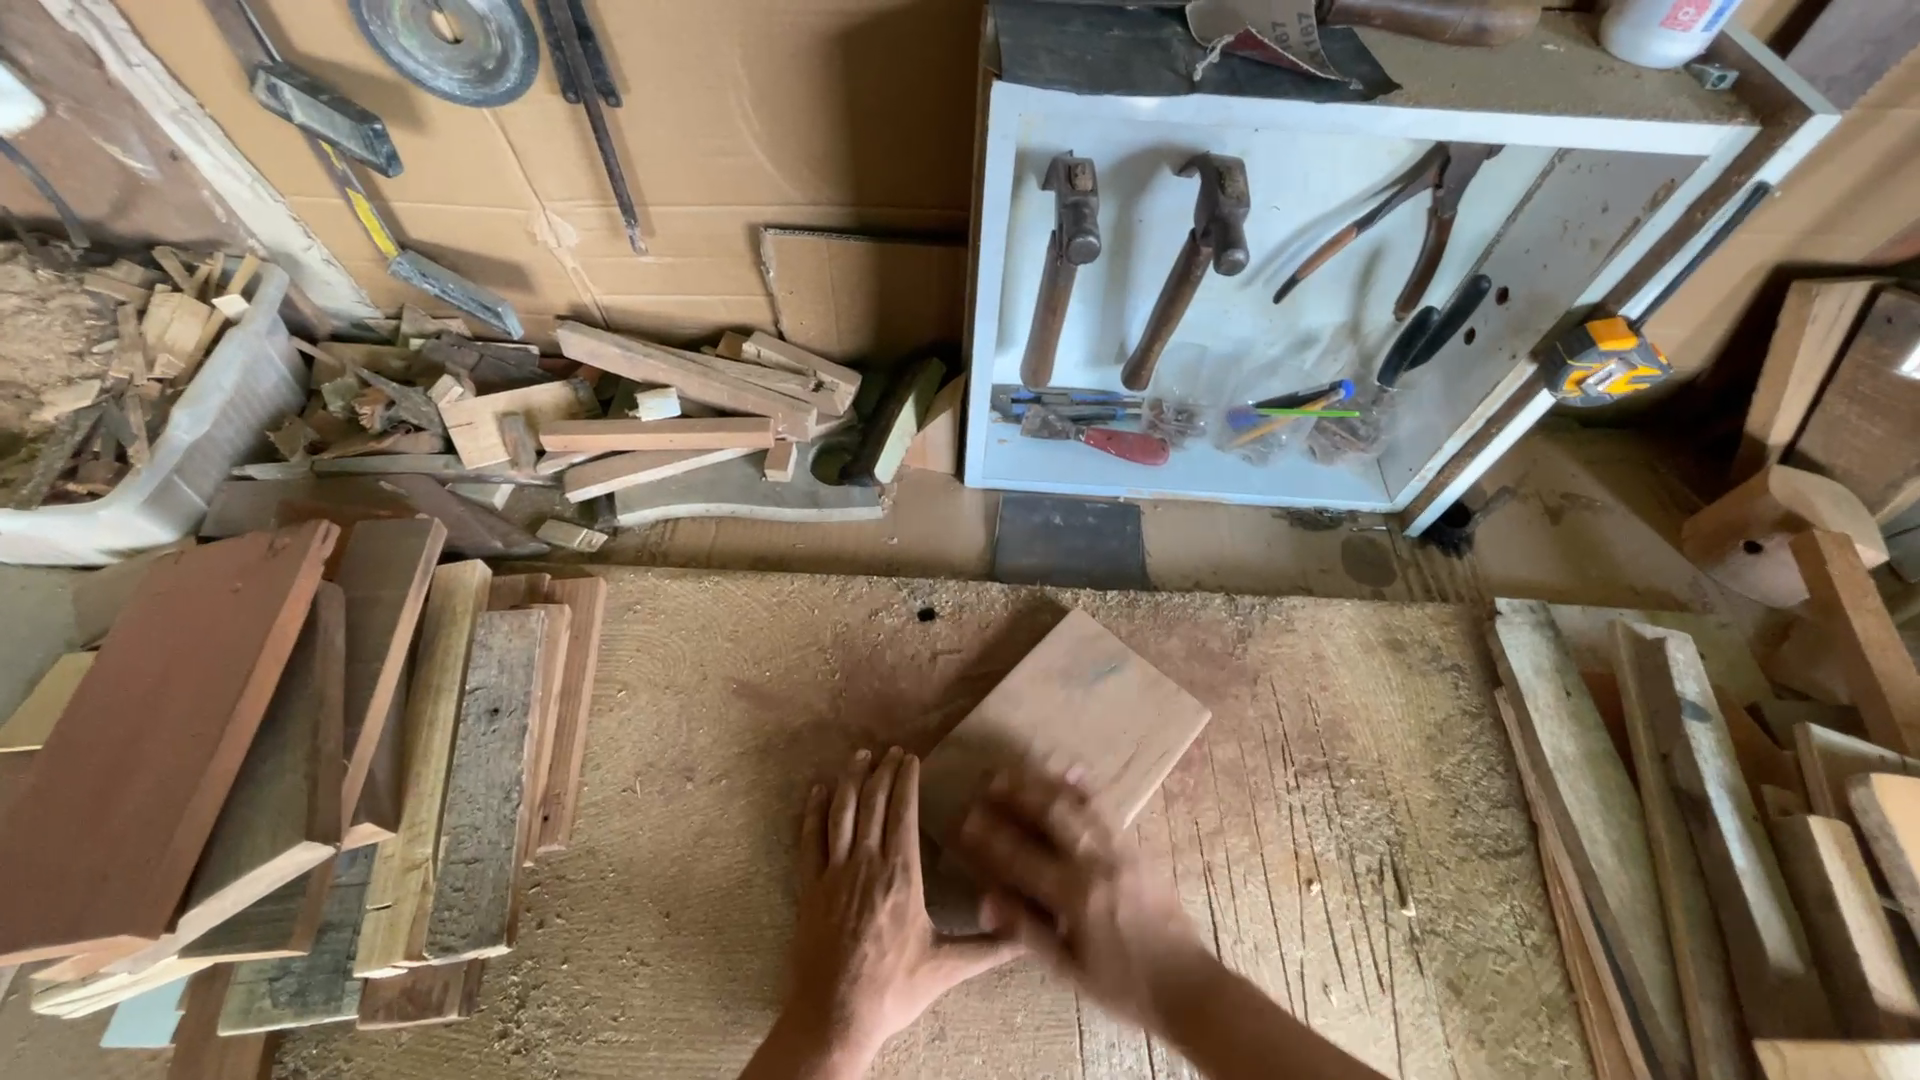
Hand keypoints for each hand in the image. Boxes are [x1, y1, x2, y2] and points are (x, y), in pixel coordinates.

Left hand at [777, 747, 1019, 1064]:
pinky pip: (808, 840)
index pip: (903, 812)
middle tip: (890, 750)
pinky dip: (812, 811)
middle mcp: (866, 864)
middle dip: (882, 771)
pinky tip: (817, 792)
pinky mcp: (809, 888)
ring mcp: (833, 874)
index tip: (911, 757)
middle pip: (873, 803)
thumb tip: (1030, 936)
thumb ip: (990, 948)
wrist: (835, 1016)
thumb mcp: (947, 967)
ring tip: (859, 756)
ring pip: (841, 813)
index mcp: (901, 875)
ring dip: (850, 780)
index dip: (906, 780)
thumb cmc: (893, 989)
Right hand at [953, 766, 1213, 1030]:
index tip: (967, 818)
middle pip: (1052, 815)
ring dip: (1046, 783)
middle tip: (990, 779)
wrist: (1189, 985)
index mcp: (1076, 897)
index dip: (991, 837)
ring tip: (1020, 768)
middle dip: (1017, 794)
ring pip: (1079, 804)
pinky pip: (1107, 809)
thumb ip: (1027, 932)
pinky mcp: (1138, 848)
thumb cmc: (1124, 986)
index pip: (1022, 857)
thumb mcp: (1069, 971)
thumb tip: (986, 900)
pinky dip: (1085, 788)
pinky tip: (1071, 772)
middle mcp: (1097, 864)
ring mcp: (1121, 851)